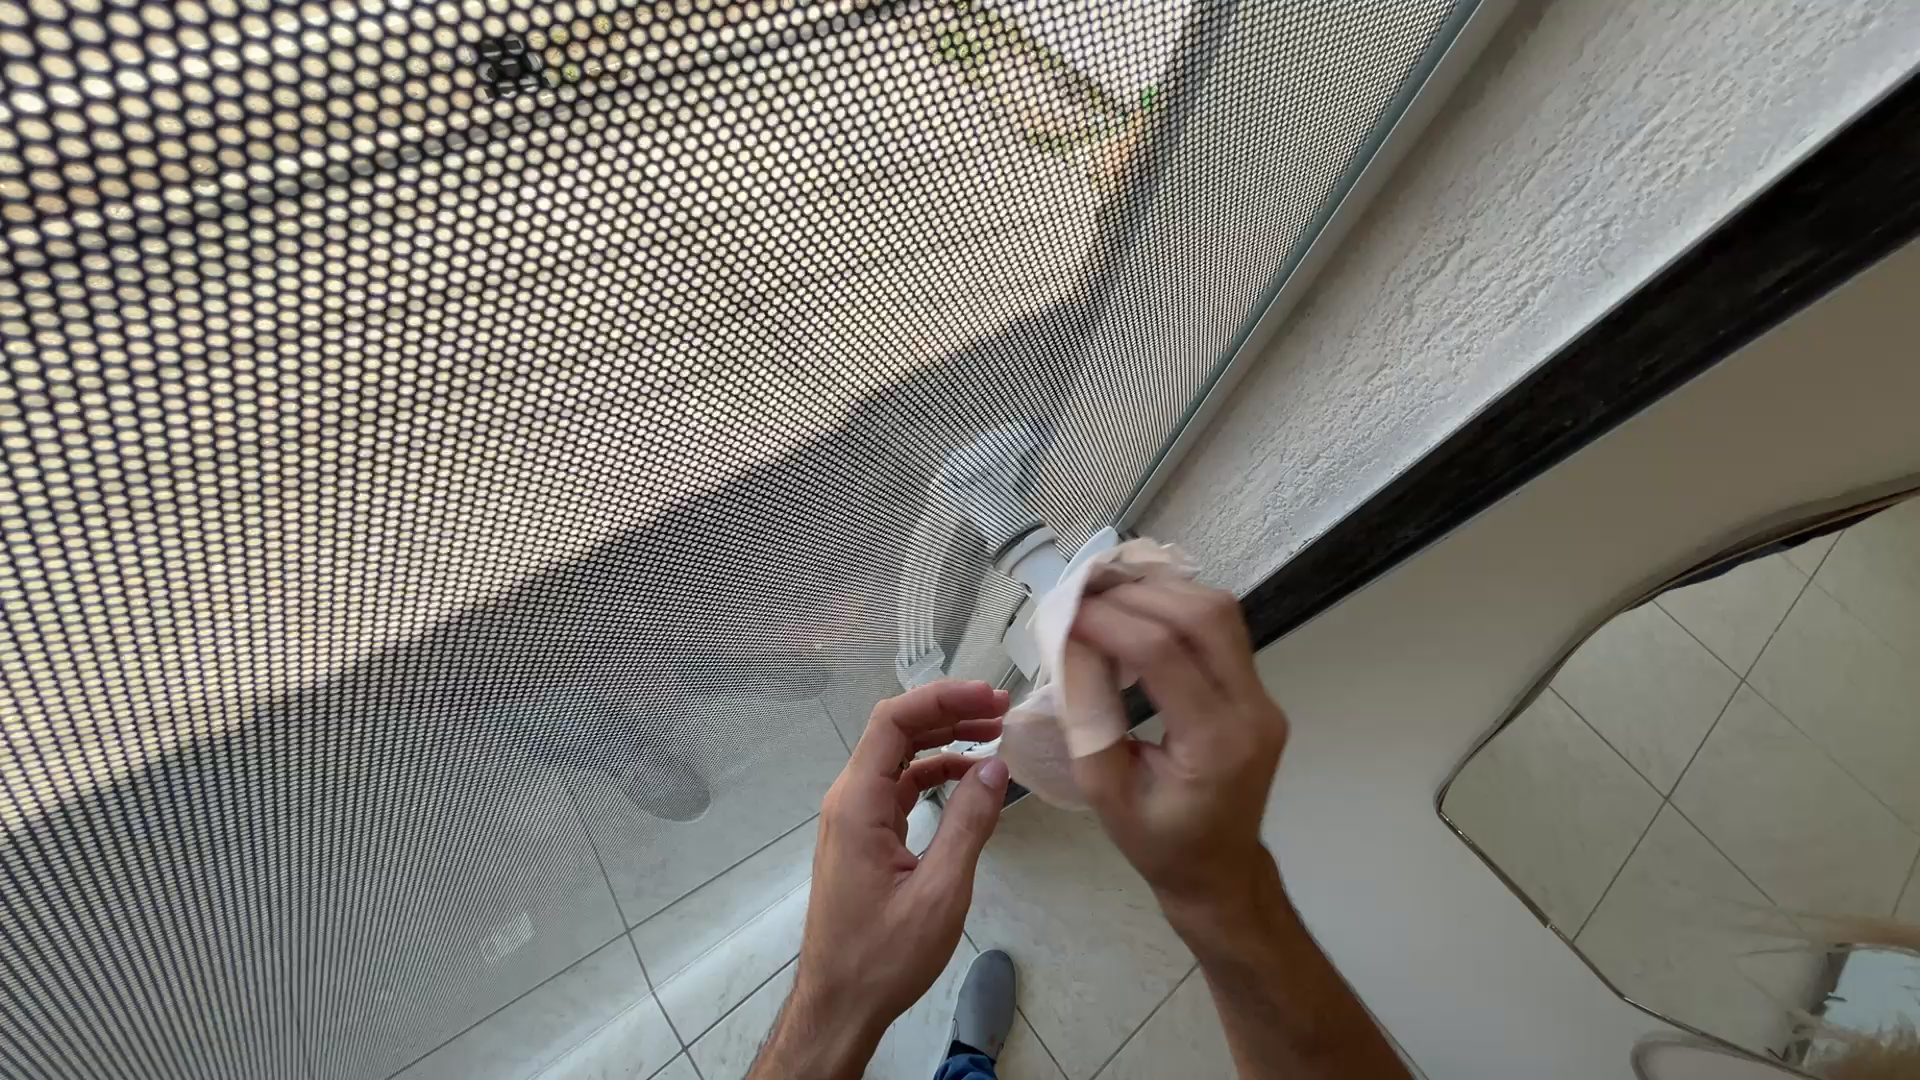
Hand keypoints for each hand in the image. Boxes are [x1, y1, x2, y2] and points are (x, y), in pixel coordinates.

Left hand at [752, 681, 1011, 1078]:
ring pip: (899, 754)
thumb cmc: (884, 955)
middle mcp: (850, 797)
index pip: (893, 720)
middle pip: (896, 729)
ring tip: (992, 731)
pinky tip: (968, 776)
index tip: (989, 697)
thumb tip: (996, 766)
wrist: (838, 1006)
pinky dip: (935, 771)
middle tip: (1001, 708)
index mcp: (858, 802)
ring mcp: (855, 814)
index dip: (942, 698)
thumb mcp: (940, 892)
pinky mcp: (865, 832)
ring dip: (943, 737)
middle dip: (948, 710)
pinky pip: (899, 784)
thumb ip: (969, 823)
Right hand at [1066, 581, 1410, 1079]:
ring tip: (1106, 593)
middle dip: (1135, 594)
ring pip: (1219, 610)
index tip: (1065, 614)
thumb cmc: (1158, 844)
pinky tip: (1137, 607)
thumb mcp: (1104, 791)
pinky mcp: (1256, 688)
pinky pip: (1221, 625)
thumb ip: (1087, 715)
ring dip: (1159, 591)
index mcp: (1216, 746)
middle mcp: (1253, 711)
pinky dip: (1176, 603)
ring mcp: (1263, 696)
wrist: (1220, 872)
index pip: (1164, 654)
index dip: (1109, 622)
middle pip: (1203, 617)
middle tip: (1084, 594)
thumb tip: (1071, 642)